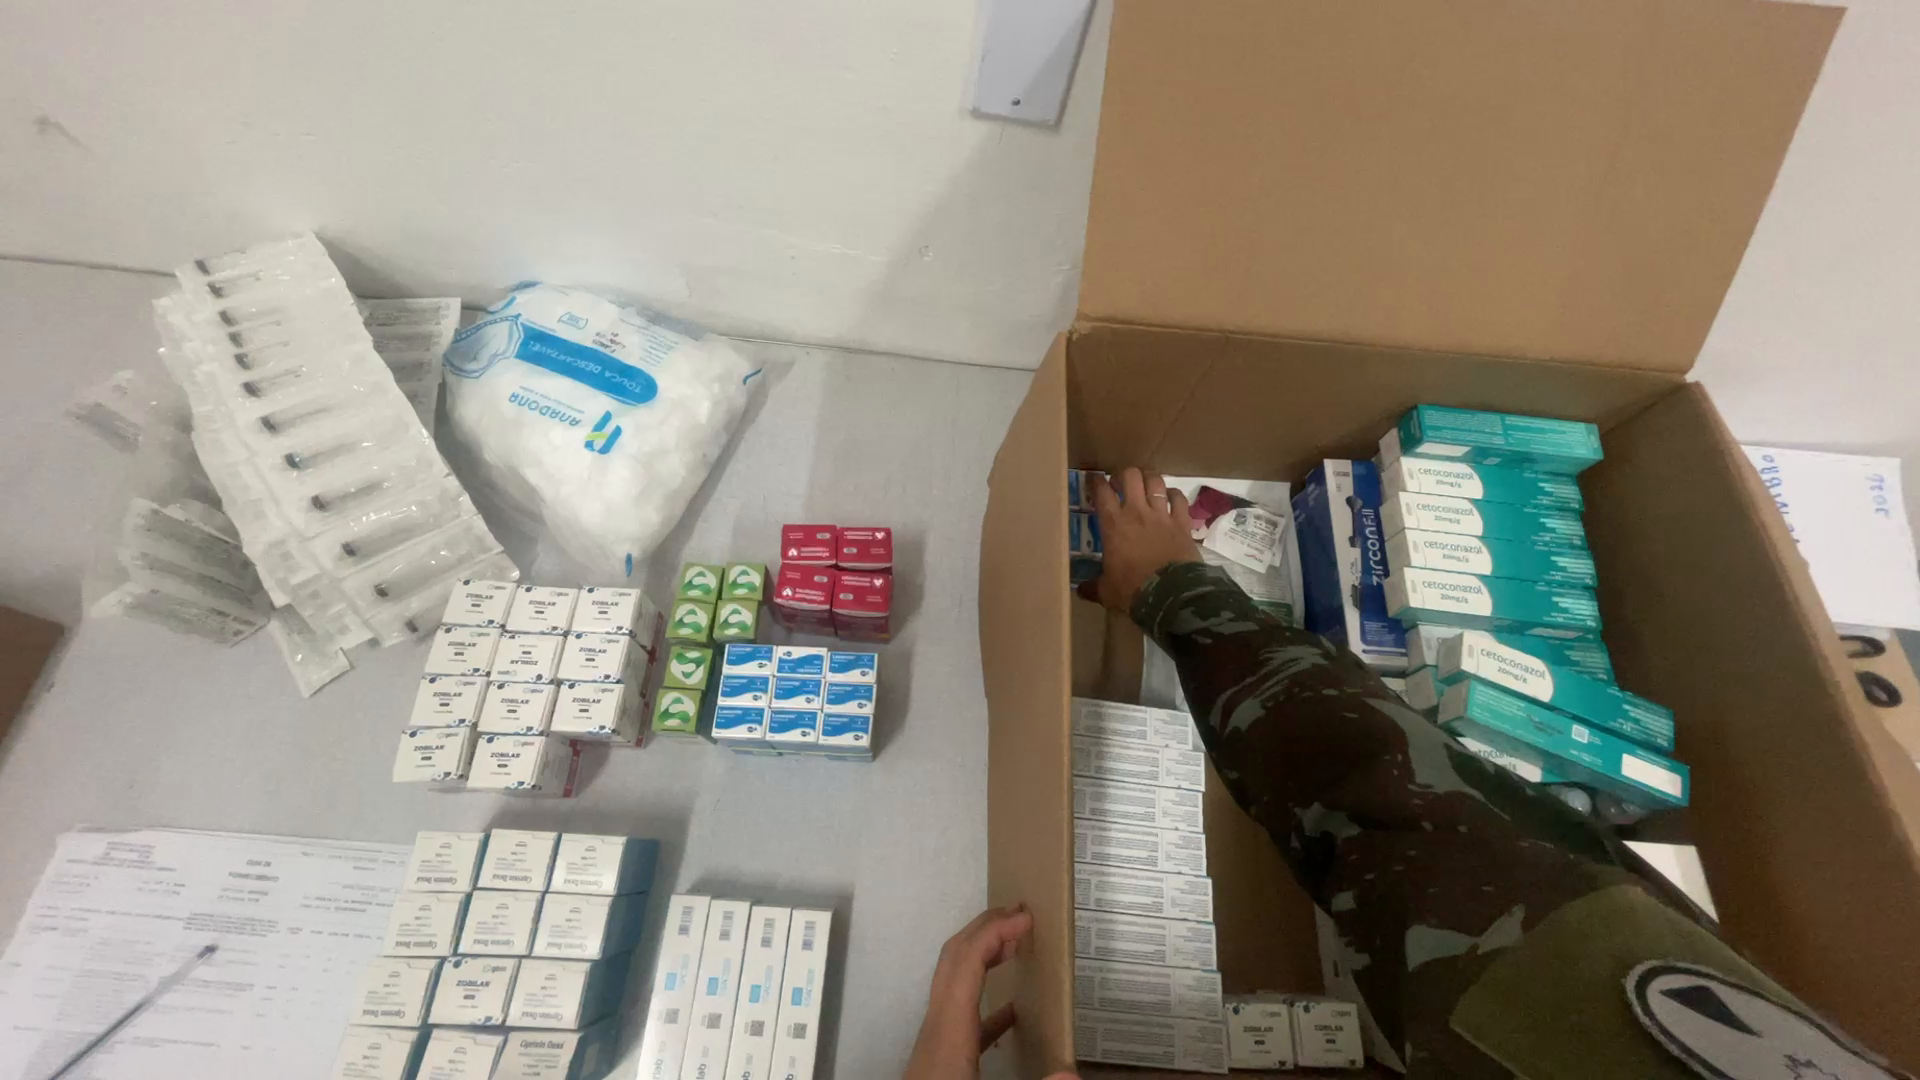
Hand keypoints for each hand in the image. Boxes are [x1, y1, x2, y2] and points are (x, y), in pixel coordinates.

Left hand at [902, 905, 1078, 1079]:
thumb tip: (1074, 1073)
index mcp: (947, 1036)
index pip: (966, 961)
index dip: (994, 931)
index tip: (1026, 917)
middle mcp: (934, 1033)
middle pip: (952, 960)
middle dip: (984, 930)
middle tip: (1021, 915)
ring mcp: (932, 1049)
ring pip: (952, 985)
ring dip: (982, 958)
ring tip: (1017, 948)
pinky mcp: (937, 1066)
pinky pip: (959, 1020)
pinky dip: (986, 1004)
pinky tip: (1014, 1015)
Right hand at [1078, 468, 1201, 613]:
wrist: (1170, 595)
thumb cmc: (1132, 590)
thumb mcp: (1106, 591)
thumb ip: (1093, 587)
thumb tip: (1081, 591)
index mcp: (1113, 524)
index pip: (1101, 492)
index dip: (1095, 482)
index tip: (1093, 480)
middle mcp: (1137, 512)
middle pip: (1130, 476)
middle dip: (1123, 475)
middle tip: (1119, 484)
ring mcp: (1162, 515)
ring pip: (1155, 481)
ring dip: (1148, 479)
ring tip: (1144, 484)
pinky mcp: (1182, 523)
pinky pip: (1179, 499)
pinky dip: (1174, 494)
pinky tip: (1170, 497)